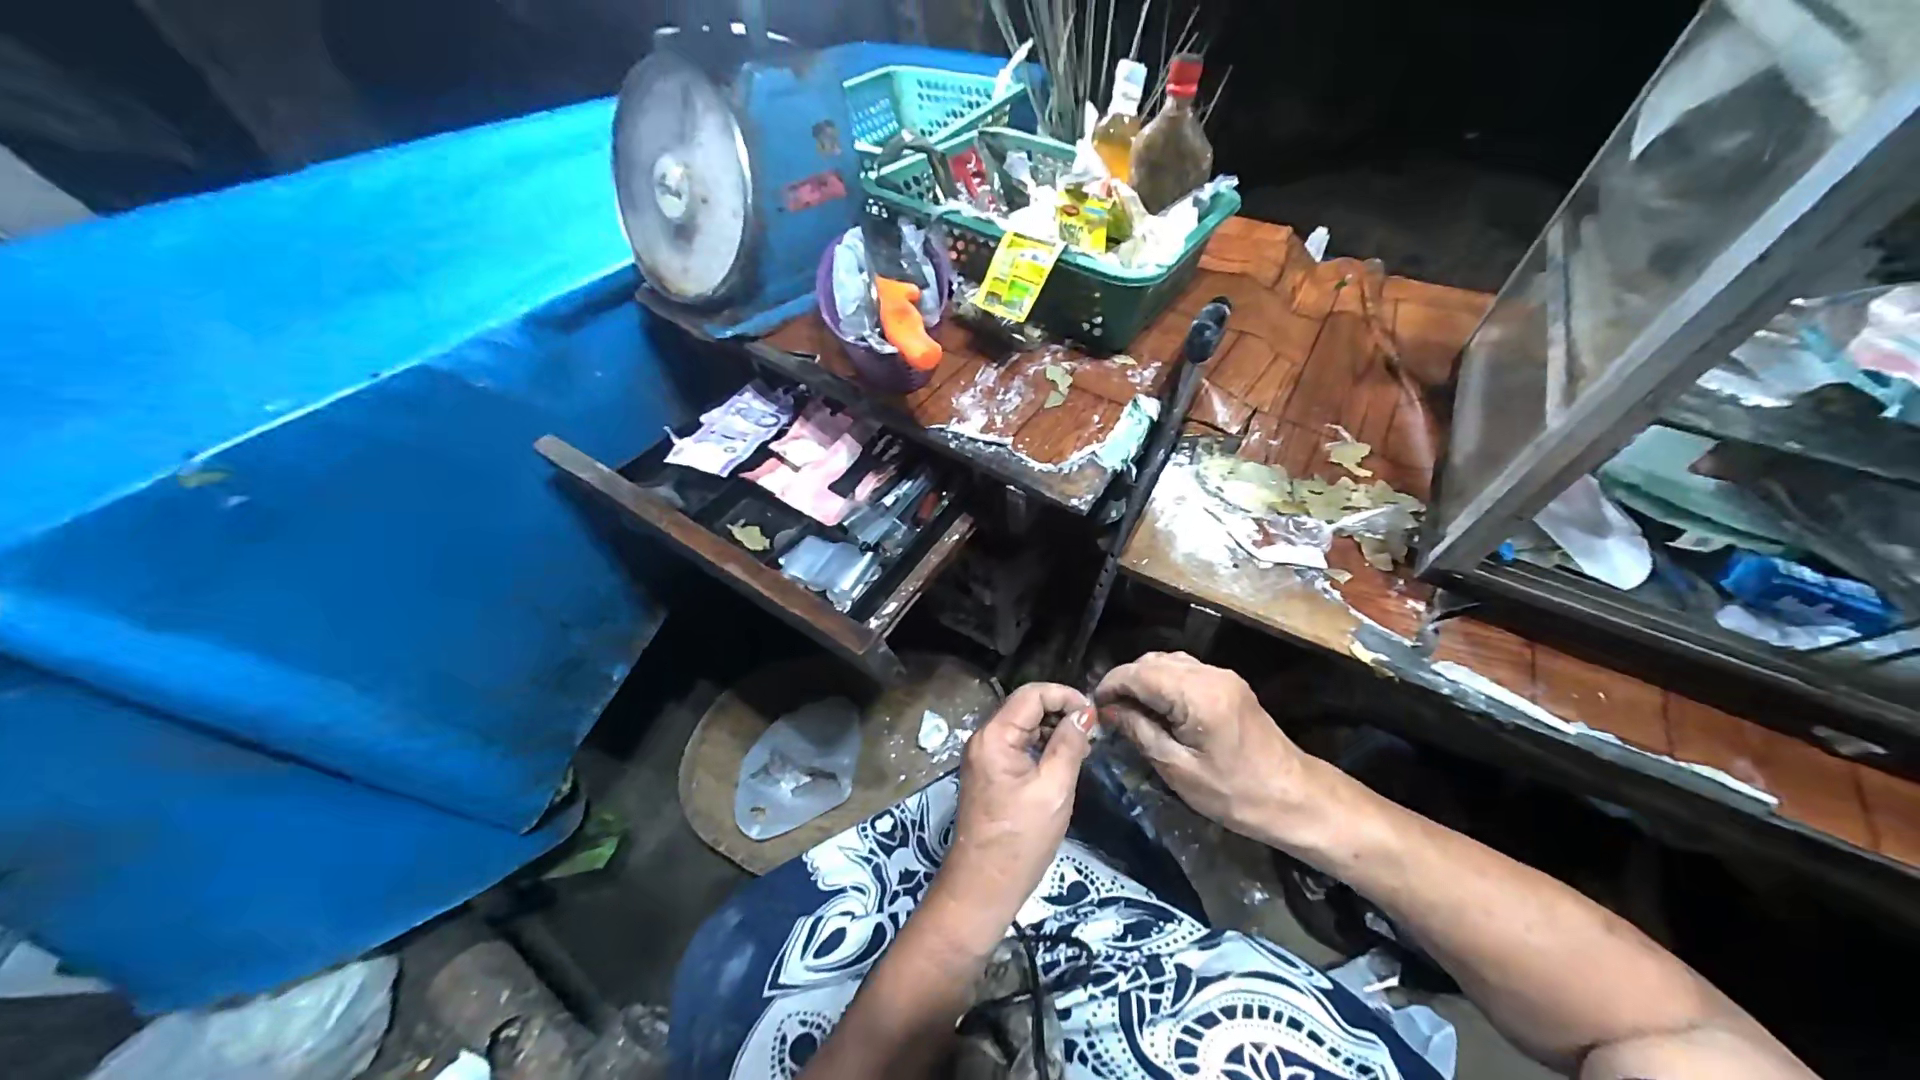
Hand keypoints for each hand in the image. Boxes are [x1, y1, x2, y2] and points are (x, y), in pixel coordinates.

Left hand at [933, 682, 1095, 932]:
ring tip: (1082, 746)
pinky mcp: (988, 772)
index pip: (1031, 694)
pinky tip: (1062, 761)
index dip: (1064, 695)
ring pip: (1022, 725)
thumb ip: (1069, 744)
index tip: (1093, 713)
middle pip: (1025, 706)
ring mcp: (983, 755)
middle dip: (1059, 710)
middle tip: (1092, 732)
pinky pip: (1016, 745)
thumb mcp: (1054, 789)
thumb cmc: (1021, 839)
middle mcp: (983, 738)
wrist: (983, 885)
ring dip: (1052, 728)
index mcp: (994, 736)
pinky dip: (1040, 745)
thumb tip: (1085, 712)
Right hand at [1094, 652, 1321, 844]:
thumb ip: (1138, 730)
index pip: (1139, 673)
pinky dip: (1164, 684)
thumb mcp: (1177, 768)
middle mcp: (1210, 674)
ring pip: (1168, 663)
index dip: (1110, 685)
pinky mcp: (1229, 685)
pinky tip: (1156, 709)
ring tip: (1129, 712)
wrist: (1296, 799)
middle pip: (1152, 662)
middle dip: (1126, 682)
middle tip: (1109, 713)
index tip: (1094, 708)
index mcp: (1197, 693)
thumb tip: (1107, 709)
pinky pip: (1185, 672)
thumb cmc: (1235, 793)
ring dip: (1144, 682)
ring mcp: (1222, 677)